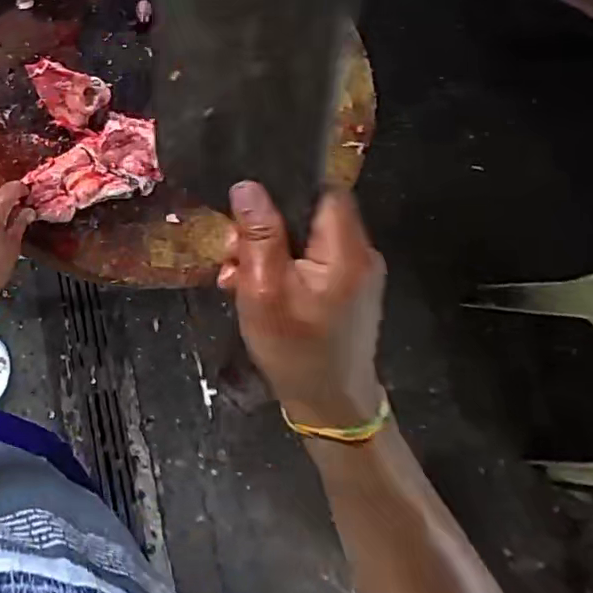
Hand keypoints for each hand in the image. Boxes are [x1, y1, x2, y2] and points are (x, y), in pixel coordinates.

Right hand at [218, 182, 385, 429]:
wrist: (329, 405)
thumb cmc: (295, 347)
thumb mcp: (264, 287)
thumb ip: (258, 235)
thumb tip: (246, 186)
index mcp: (346, 250)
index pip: (324, 190)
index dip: (285, 187)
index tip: (248, 201)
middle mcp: (360, 254)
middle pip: (307, 214)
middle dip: (264, 228)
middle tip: (232, 253)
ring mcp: (355, 273)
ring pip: (302, 238)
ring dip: (265, 251)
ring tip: (238, 277)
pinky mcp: (344, 289)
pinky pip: (308, 260)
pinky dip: (279, 268)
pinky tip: (255, 288)